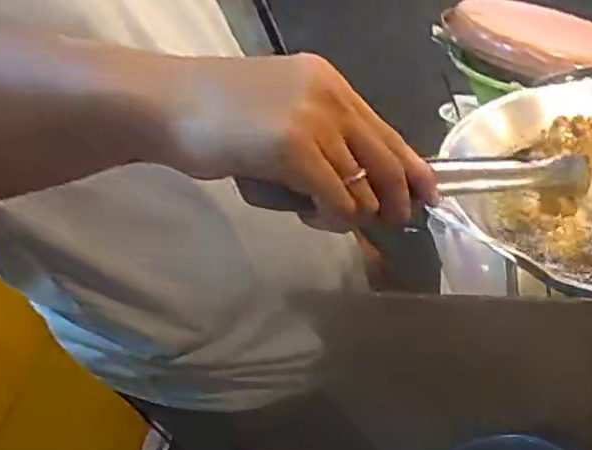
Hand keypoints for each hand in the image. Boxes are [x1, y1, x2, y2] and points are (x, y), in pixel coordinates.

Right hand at [154, 52, 437, 227]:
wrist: (162, 104)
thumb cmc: (226, 121)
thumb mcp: (293, 120)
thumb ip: (339, 144)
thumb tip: (388, 190)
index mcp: (332, 85)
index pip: (394, 139)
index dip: (417, 175)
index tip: (430, 199)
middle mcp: (330, 96)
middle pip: (393, 171)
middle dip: (393, 207)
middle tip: (379, 222)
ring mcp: (313, 120)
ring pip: (366, 196)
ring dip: (347, 216)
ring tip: (312, 206)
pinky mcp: (297, 149)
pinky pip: (342, 206)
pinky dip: (330, 220)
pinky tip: (305, 211)